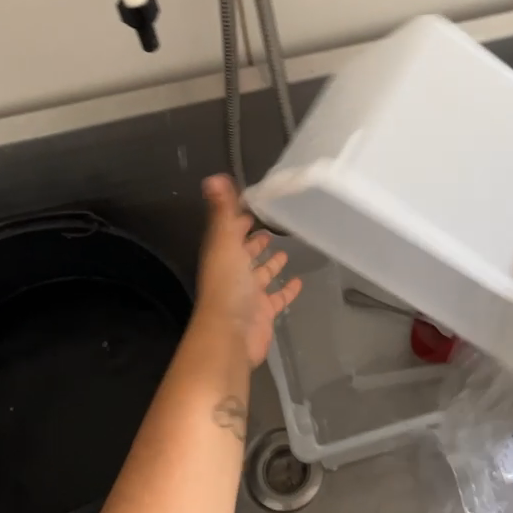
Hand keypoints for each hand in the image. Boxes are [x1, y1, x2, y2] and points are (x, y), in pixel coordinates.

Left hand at [194, 175, 301, 366]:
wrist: (231, 333)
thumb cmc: (227, 285)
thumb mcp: (224, 241)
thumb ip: (222, 211)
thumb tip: (213, 178)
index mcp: (222, 253)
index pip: (230, 229)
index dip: (238, 217)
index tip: (252, 204)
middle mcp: (234, 272)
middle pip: (245, 252)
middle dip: (254, 240)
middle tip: (269, 226)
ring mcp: (249, 293)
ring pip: (262, 274)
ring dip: (271, 263)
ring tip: (285, 250)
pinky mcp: (264, 311)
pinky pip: (278, 297)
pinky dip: (287, 289)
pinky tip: (299, 282)